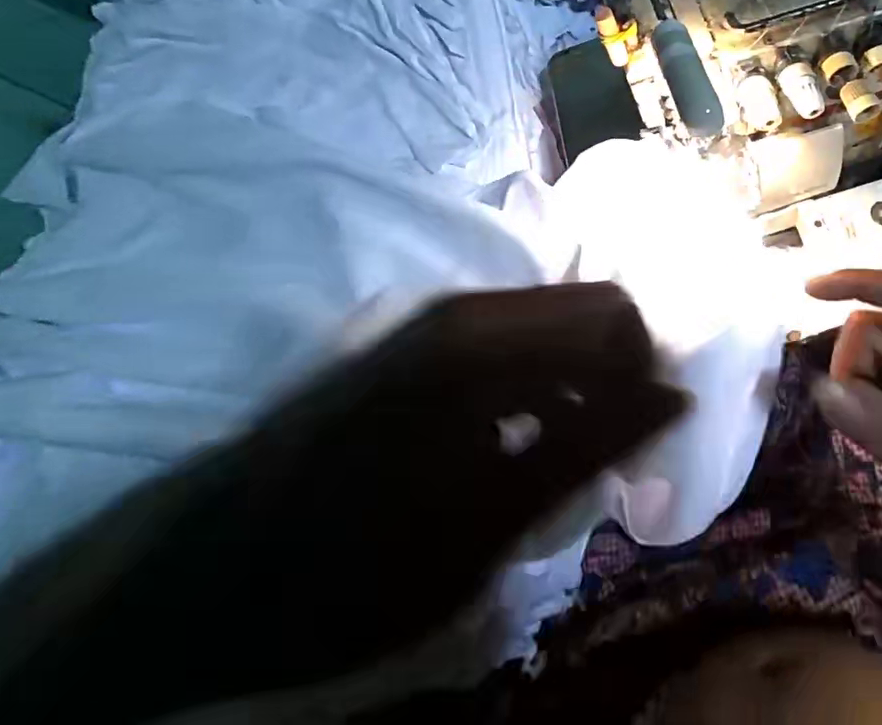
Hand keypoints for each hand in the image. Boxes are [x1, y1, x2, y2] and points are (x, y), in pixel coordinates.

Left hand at [237, 283, 688, 651]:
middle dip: (617, 375)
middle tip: (617, 453)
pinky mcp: (417, 345)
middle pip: (585, 313)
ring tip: (573, 458)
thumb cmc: (354, 562)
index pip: (612, 316)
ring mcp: (435, 322)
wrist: (205, 572)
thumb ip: (590, 446)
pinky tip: (522, 445)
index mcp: (484, 341)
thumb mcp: (490, 522)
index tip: (646, 442)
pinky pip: (510, 345)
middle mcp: (464, 310)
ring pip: (550, 328)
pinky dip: (540, 385)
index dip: (646, 374)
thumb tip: (676, 397)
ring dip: (580, 383)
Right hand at [806, 270, 881, 555]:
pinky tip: (876, 428)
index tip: (811, 292)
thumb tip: (822, 386)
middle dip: (856, 361)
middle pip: (881, 325)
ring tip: (874, 431)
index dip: (860, 283)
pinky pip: (878, 371)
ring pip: (874, 349)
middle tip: (856, 413)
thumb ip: (881, 427)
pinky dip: (864, 392)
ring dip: (858, 381)